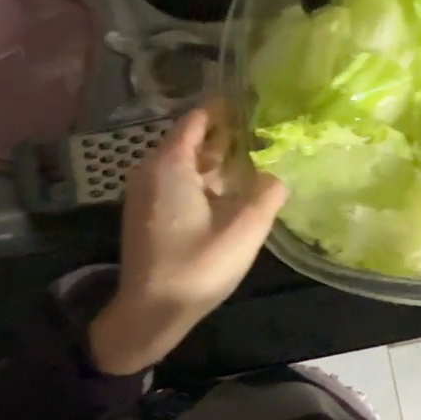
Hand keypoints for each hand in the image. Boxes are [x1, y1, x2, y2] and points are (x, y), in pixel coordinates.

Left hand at [87, 102, 287, 374]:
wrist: (148, 313)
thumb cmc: (195, 268)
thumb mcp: (243, 231)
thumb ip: (266, 195)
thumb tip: (276, 175)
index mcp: (169, 164)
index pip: (197, 120)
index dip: (224, 110)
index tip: (254, 106)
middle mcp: (150, 170)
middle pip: (190, 141)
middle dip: (224, 137)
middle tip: (262, 136)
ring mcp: (144, 194)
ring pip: (183, 165)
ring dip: (214, 163)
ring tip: (251, 163)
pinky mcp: (145, 215)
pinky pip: (176, 184)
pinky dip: (201, 182)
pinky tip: (227, 196)